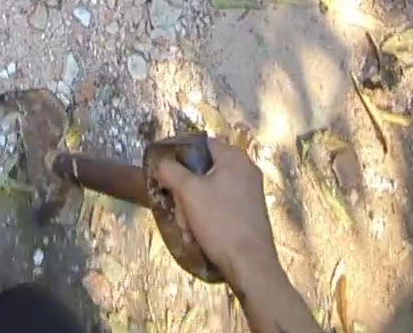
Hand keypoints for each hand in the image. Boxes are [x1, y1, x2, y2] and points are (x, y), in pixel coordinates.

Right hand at [151, 138, 281, 289]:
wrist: (251, 267)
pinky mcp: (251, 213)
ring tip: (188, 228)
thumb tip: (161, 165)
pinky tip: (199, 235)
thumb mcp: (188, 191)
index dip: (179, 155)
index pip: (200, 144)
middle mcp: (246, 170)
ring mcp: (250, 192)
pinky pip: (222, 205)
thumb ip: (170, 171)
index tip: (165, 173)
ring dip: (194, 207)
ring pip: (210, 190)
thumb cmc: (220, 221)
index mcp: (234, 157)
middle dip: (186, 190)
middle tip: (179, 208)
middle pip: (204, 170)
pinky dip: (208, 217)